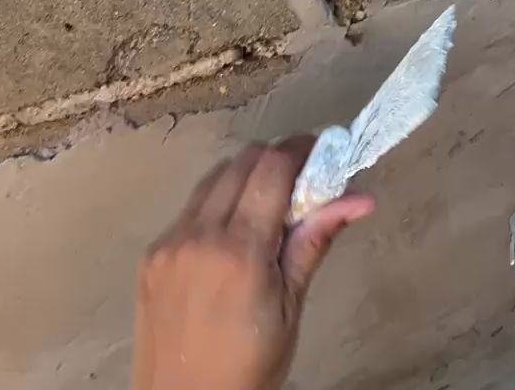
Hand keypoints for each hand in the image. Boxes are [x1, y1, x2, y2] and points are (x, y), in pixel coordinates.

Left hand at [134, 138, 374, 389]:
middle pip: (245, 159)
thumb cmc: (250, 365)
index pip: (273, 166)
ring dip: (248, 173)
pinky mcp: (151, 254)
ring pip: (216, 175)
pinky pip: (192, 204)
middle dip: (278, 158)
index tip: (324, 155)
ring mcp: (168, 243)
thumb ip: (316, 240)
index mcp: (240, 250)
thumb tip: (363, 197)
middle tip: (303, 181)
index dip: (302, 149)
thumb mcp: (291, 305)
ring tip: (269, 204)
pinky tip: (234, 230)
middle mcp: (199, 235)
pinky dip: (220, 199)